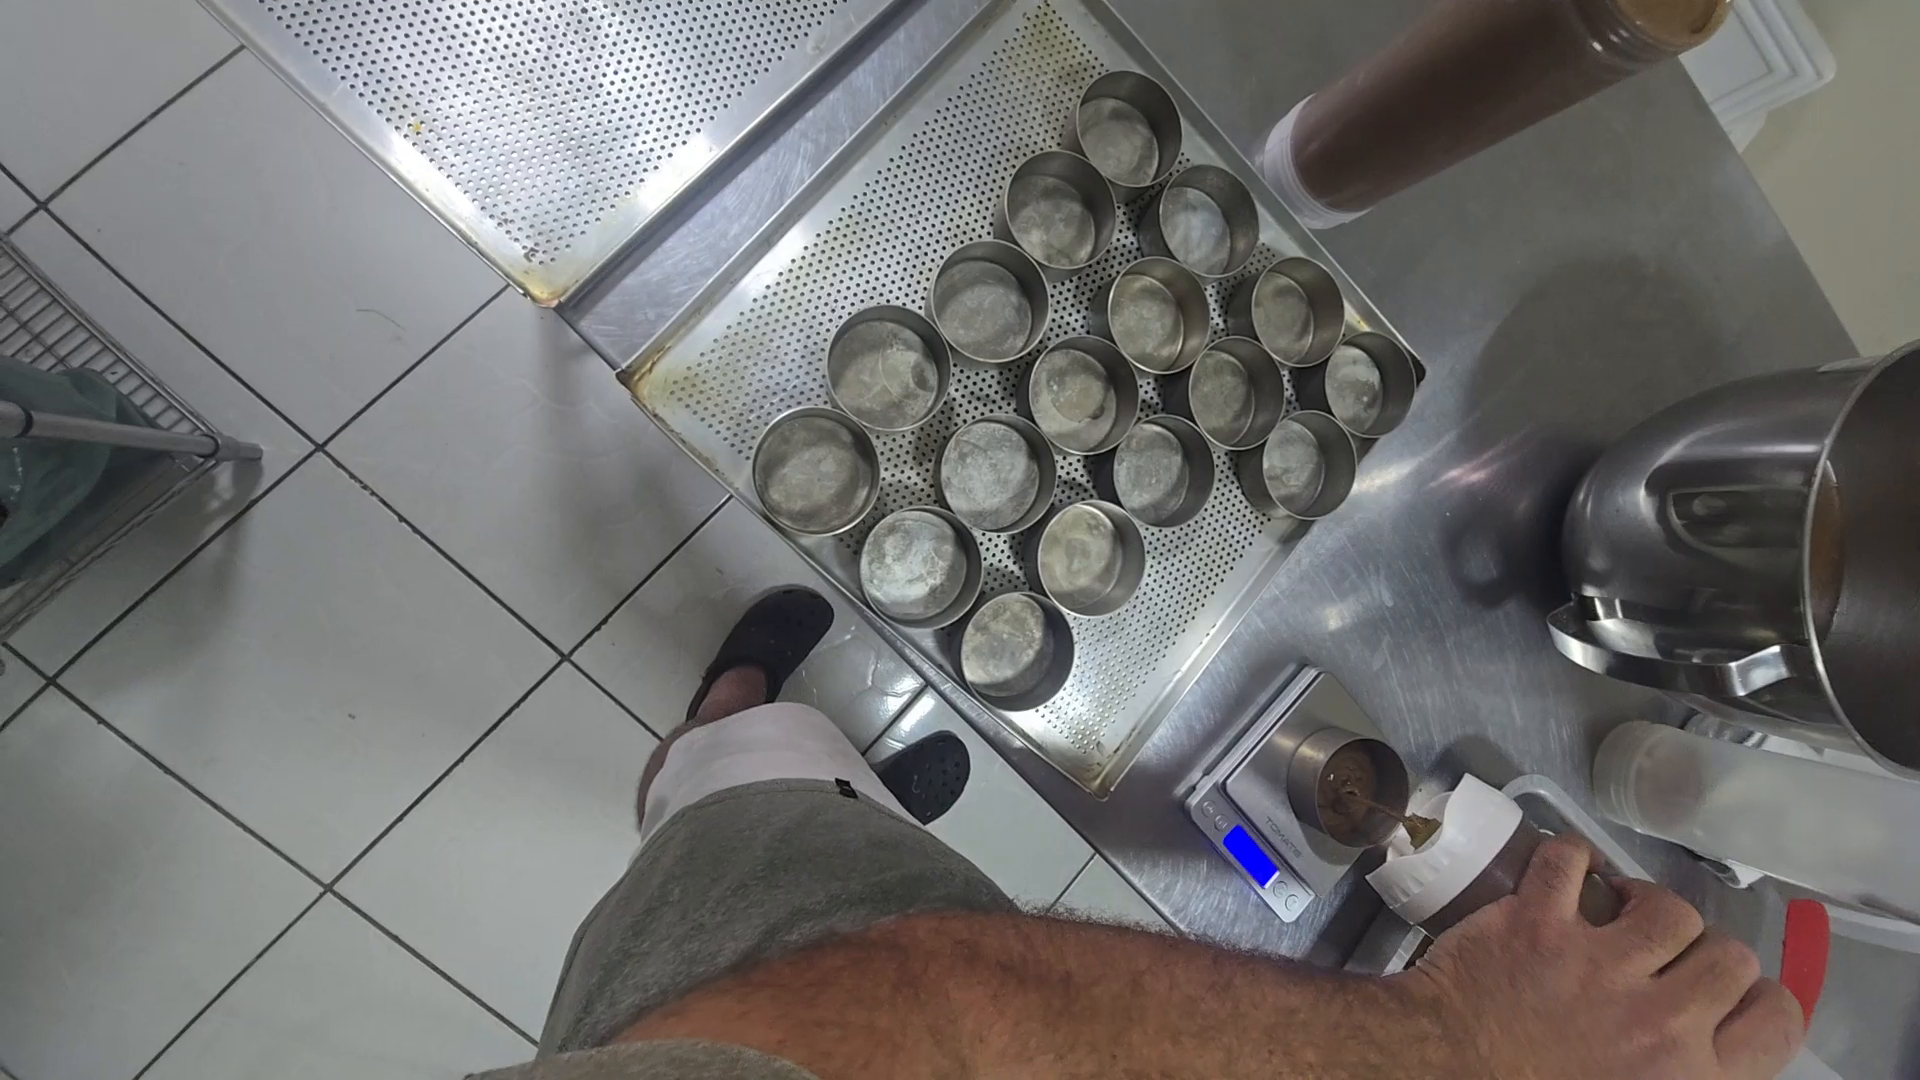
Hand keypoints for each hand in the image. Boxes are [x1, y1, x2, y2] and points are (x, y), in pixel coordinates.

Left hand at [1395, 833, 1803, 1079]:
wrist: (1452, 1063)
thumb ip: (1686, 1072)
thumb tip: (1707, 1040)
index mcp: (1701, 1074)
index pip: (1776, 1017)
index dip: (1755, 990)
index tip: (1722, 980)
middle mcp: (1661, 1016)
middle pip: (1726, 952)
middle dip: (1701, 942)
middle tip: (1662, 941)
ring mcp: (1596, 962)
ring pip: (1666, 905)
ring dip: (1648, 897)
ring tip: (1623, 902)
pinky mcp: (1534, 920)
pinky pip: (1566, 860)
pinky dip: (1572, 851)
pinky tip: (1574, 861)